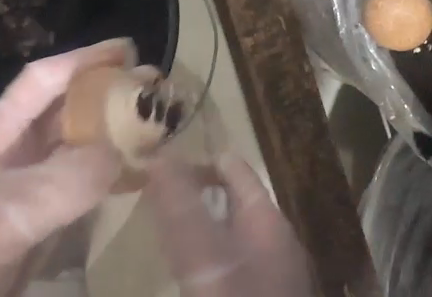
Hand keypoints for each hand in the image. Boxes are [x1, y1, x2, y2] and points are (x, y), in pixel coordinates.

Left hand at [0, 39, 132, 296]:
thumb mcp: (11, 209)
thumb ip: (66, 179)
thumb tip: (120, 152)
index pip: (41, 81)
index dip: (81, 59)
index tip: (126, 50)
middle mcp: (16, 153)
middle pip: (65, 110)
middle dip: (106, 94)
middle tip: (152, 89)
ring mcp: (29, 188)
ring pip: (77, 147)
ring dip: (113, 134)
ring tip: (155, 126)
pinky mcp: (42, 222)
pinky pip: (83, 186)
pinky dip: (111, 176)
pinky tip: (139, 174)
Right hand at [144, 155, 313, 296]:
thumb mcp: (200, 252)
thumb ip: (180, 203)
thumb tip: (159, 154)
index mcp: (267, 218)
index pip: (232, 167)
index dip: (197, 160)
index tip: (158, 162)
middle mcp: (276, 240)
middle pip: (234, 200)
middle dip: (196, 194)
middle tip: (154, 197)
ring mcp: (274, 277)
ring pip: (234, 235)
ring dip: (202, 228)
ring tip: (166, 232)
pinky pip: (236, 267)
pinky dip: (211, 260)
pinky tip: (189, 274)